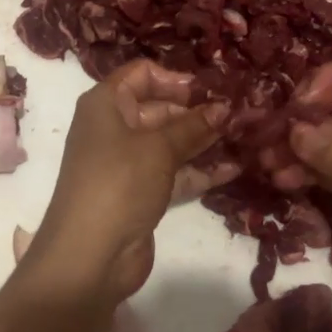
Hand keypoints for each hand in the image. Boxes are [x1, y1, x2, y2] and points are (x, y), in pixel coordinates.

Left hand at [0, 60, 235, 331]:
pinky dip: (198, 170)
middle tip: (238, 114)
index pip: (142, 74)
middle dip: (197, 112)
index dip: (176, 79)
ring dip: (202, 141)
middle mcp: (113, 126)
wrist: (89, 257)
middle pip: (159, 107)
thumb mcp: (158, 148)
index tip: (210, 91)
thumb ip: (193, 126)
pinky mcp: (139, 193)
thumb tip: (224, 107)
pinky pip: (172, 172)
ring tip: (242, 138)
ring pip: (168, 142)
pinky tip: (233, 169)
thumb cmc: (119, 183)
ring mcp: (126, 162)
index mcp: (106, 103)